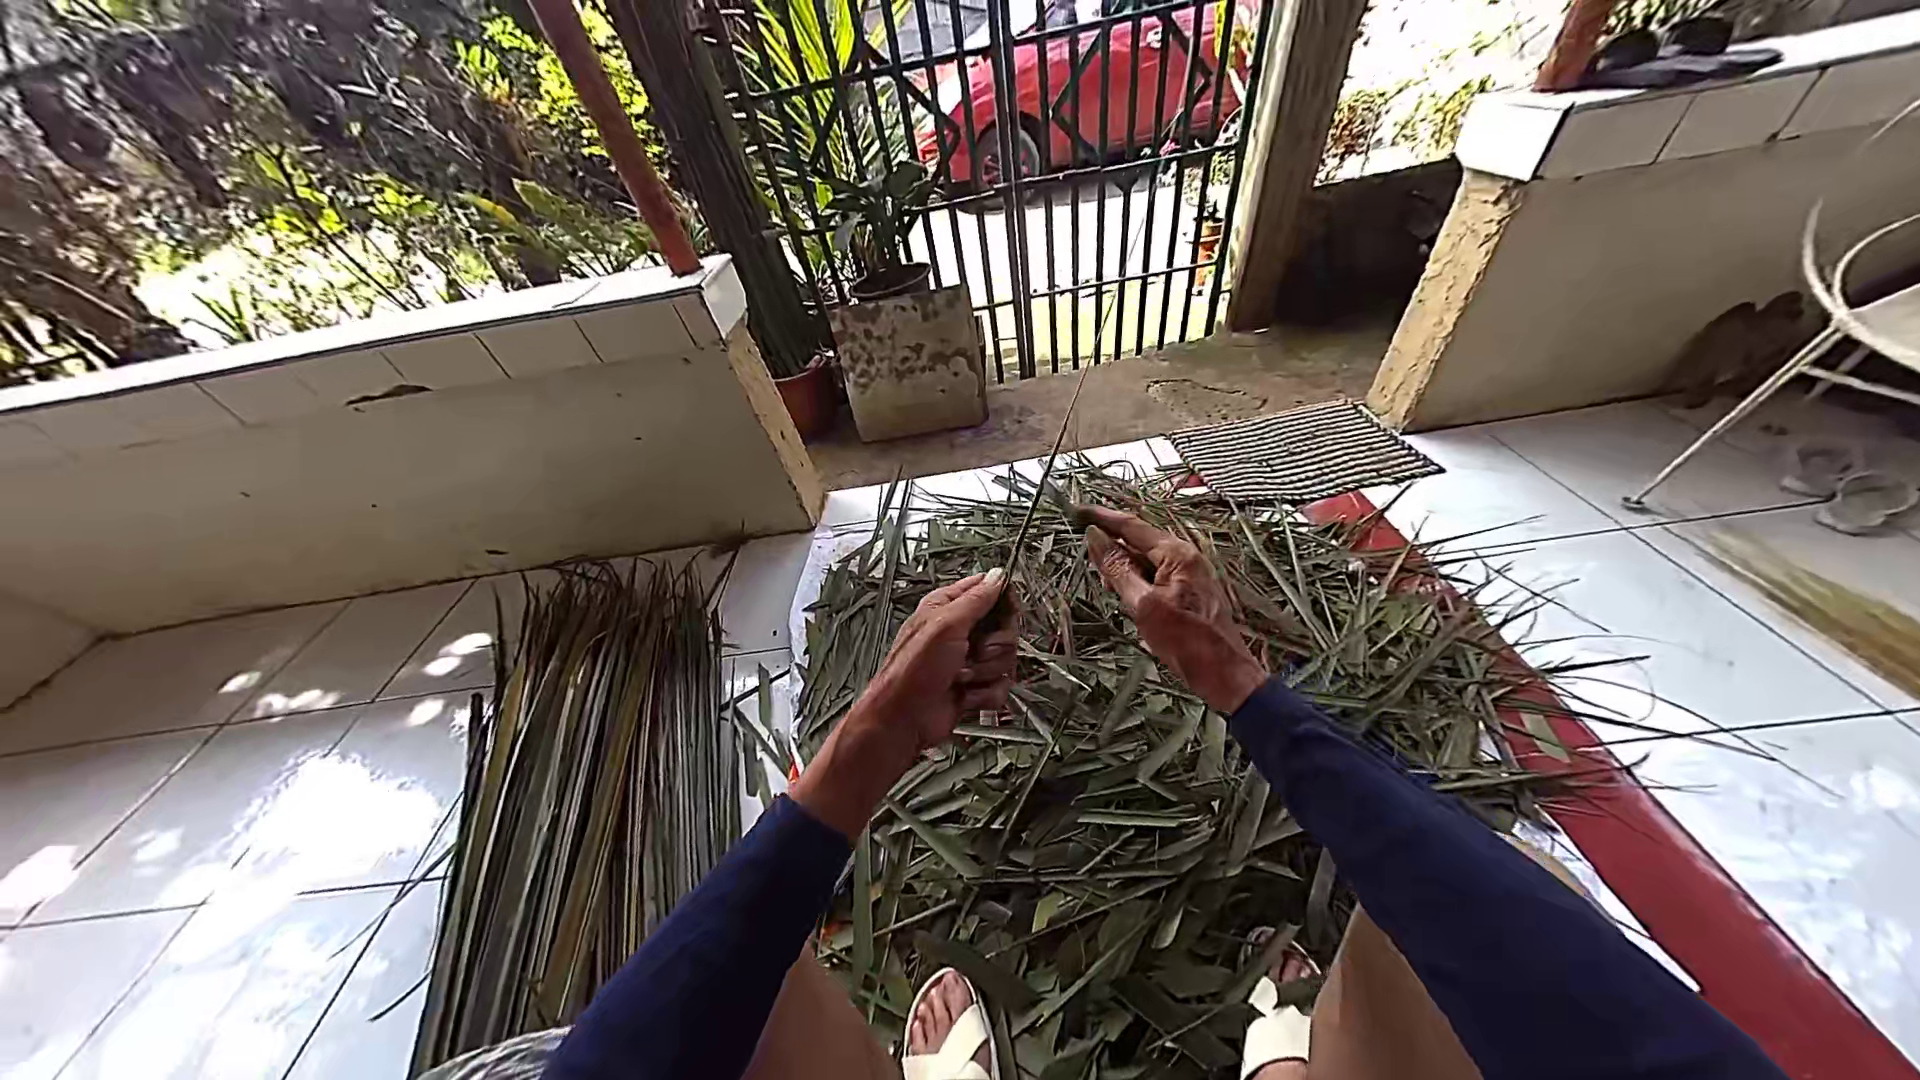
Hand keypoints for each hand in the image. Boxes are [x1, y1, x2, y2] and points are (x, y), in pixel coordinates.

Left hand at [791, 569, 1017, 837]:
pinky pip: (1000, 687)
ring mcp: (967, 661)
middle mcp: (958, 632)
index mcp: (947, 607)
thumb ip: (976, 599)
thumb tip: (997, 576)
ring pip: (1005, 660)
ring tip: (962, 676)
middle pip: (1004, 628)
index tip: (1005, 613)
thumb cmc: (911, 671)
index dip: (1003, 600)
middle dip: (995, 645)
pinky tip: (964, 694)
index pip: (988, 590)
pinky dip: (985, 694)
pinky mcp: (974, 686)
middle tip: (977, 651)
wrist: (902, 720)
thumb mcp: (945, 625)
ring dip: (986, 672)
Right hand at [1076, 504, 1267, 714]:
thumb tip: (1096, 540)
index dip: (1102, 518)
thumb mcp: (1142, 605)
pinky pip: (1156, 576)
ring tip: (1110, 589)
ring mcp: (1190, 575)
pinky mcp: (1189, 591)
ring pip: (1146, 561)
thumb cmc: (1190, 644)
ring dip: (1123, 570)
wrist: (1225, 676)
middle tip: (1090, 560)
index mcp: (1178, 555)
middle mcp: (1187, 558)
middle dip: (1112, 549)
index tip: (1079, 511)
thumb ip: (1117, 569)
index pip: (1131, 526)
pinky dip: (1137, 583)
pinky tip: (1129, 600)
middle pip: (1138, 542)